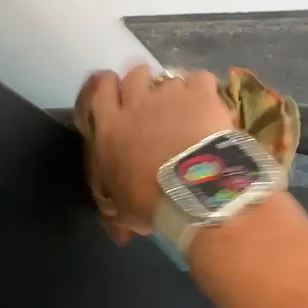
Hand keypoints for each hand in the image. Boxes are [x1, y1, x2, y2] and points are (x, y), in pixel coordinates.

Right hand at [76, 65, 235, 242]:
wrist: (195, 191)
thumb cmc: (153, 204)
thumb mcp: (124, 212)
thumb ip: (117, 212)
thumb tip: (119, 233)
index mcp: (109, 128)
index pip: (98, 87)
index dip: (107, 85)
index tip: (116, 94)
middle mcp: (136, 103)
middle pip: (134, 74)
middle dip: (143, 84)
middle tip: (155, 104)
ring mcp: (169, 95)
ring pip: (168, 76)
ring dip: (174, 90)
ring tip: (186, 109)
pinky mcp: (200, 94)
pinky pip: (199, 79)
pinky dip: (202, 89)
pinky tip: (208, 104)